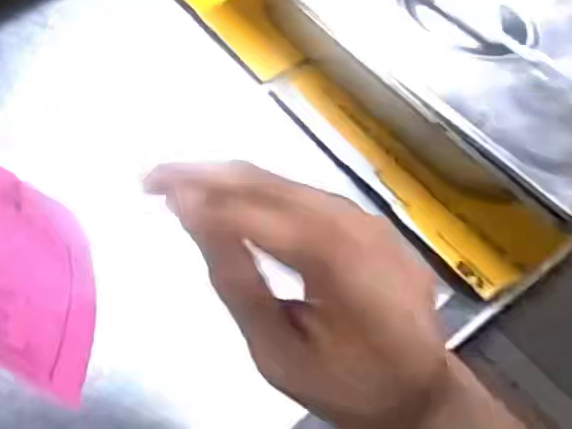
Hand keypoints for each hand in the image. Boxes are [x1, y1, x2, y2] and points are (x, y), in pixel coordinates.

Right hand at [145, 163, 520, 428]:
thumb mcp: (277, 353)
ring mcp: (366, 218)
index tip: (156, 194)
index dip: (209, 202)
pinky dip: (247, 186)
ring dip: (220, 177)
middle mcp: (364, 232)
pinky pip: (292, 187)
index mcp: (355, 276)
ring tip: (175, 183)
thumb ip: (235, 281)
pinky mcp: (360, 212)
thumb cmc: (343, 383)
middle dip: (203, 176)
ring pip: (277, 179)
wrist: (420, 394)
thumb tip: (187, 210)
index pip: (268, 219)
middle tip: (151, 179)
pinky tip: (218, 194)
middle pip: (269, 186)